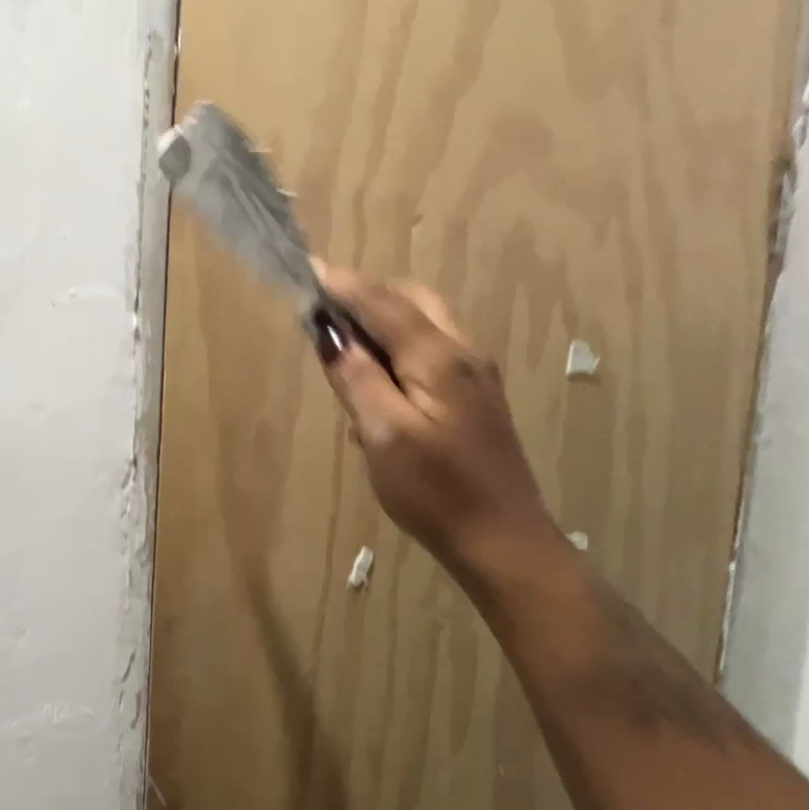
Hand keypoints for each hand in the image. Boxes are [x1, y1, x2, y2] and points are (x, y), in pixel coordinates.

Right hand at [313, 261, 562, 576]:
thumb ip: (357, 379)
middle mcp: (463, 354)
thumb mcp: (383, 434)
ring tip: (342, 342)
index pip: (384, 304)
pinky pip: (432, 352)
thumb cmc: (434, 490)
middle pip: (413, 301)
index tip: (307, 270)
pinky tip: (377, 381)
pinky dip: (399, 346)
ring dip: (383, 319)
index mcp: (439, 358)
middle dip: (367, 294)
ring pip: (426, 324)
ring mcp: (475, 376)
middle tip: (322, 309)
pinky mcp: (475, 399)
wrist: (501, 538)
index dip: (344, 286)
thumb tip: (329, 334)